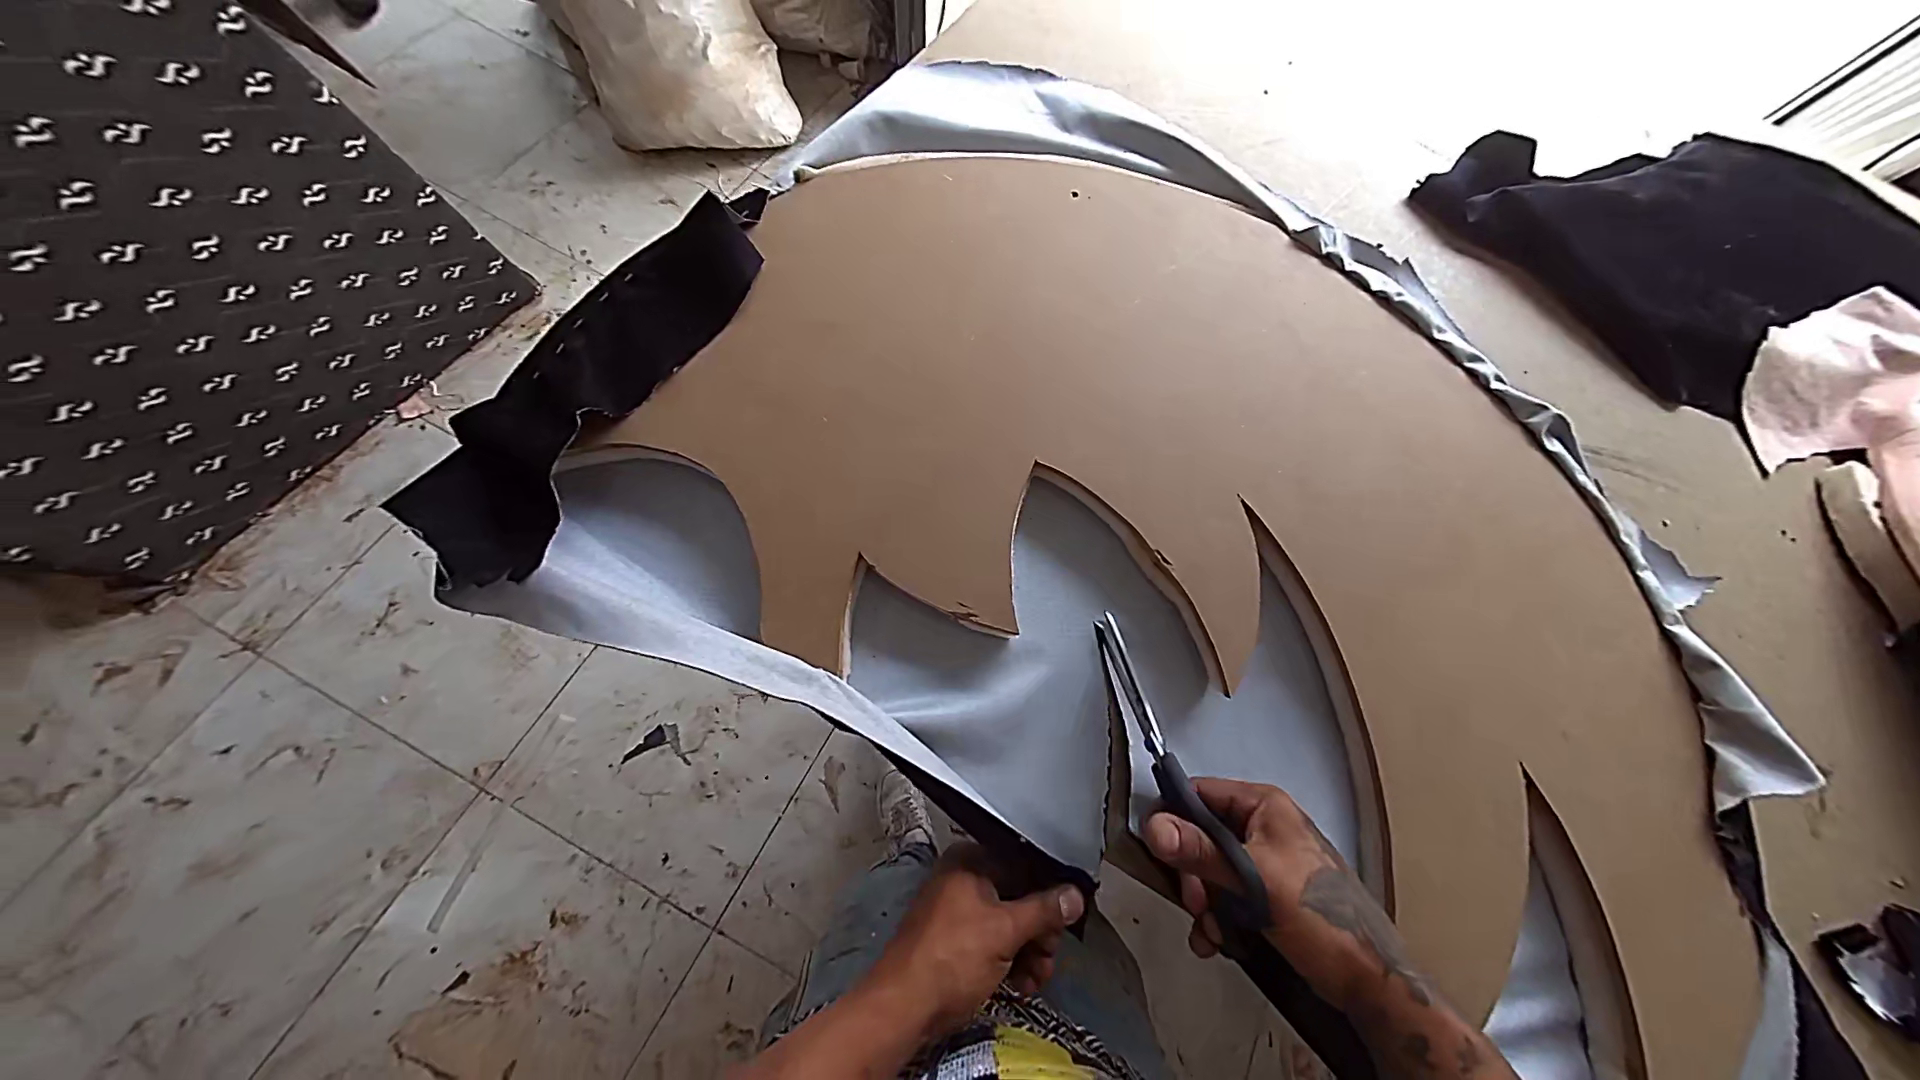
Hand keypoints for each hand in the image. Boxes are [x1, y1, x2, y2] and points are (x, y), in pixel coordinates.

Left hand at [861, 842, 1085, 1038]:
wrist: (904, 1006)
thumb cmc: (952, 958)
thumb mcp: (1006, 931)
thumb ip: (1044, 911)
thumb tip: (1075, 896)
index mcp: (970, 861)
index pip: (1023, 865)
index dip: (1049, 893)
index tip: (1067, 918)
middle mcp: (962, 878)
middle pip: (1018, 896)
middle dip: (1039, 931)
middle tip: (1048, 956)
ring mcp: (957, 910)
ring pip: (1008, 922)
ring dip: (1028, 951)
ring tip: (1035, 978)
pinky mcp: (955, 940)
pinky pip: (993, 940)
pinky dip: (1010, 959)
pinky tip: (1019, 983)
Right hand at [1143, 777, 1389, 1008]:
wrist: (1369, 983)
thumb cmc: (1324, 918)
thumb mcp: (1254, 879)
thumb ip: (1200, 851)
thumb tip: (1155, 827)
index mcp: (1264, 805)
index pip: (1199, 793)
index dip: (1175, 818)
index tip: (1161, 849)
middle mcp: (1261, 826)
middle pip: (1200, 836)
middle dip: (1192, 874)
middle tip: (1195, 900)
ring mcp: (1263, 861)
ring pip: (1208, 869)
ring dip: (1202, 901)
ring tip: (1211, 926)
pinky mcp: (1264, 893)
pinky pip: (1223, 894)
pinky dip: (1215, 916)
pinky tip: (1217, 937)